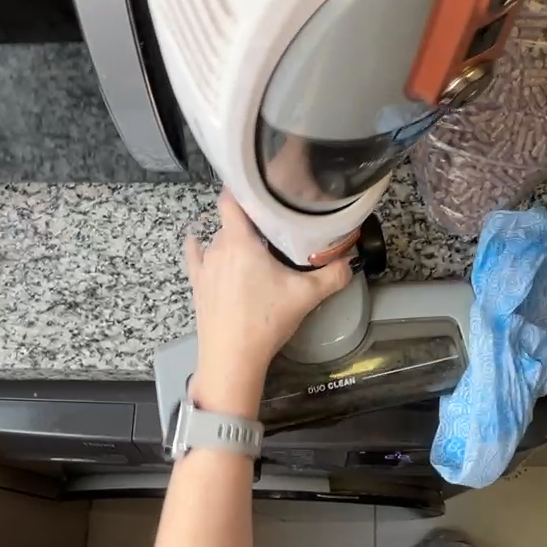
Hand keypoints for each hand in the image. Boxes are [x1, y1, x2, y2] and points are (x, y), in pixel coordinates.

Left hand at [184, 191, 351, 415]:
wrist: (231, 359)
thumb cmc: (264, 322)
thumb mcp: (305, 297)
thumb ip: (331, 276)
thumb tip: (350, 264)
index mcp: (239, 242)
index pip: (232, 199)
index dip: (245, 188)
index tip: (262, 187)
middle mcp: (216, 248)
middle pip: (230, 221)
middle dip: (251, 221)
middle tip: (273, 225)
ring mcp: (204, 267)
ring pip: (217, 239)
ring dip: (233, 239)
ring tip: (254, 245)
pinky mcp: (198, 285)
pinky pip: (197, 256)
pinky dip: (203, 248)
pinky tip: (203, 244)